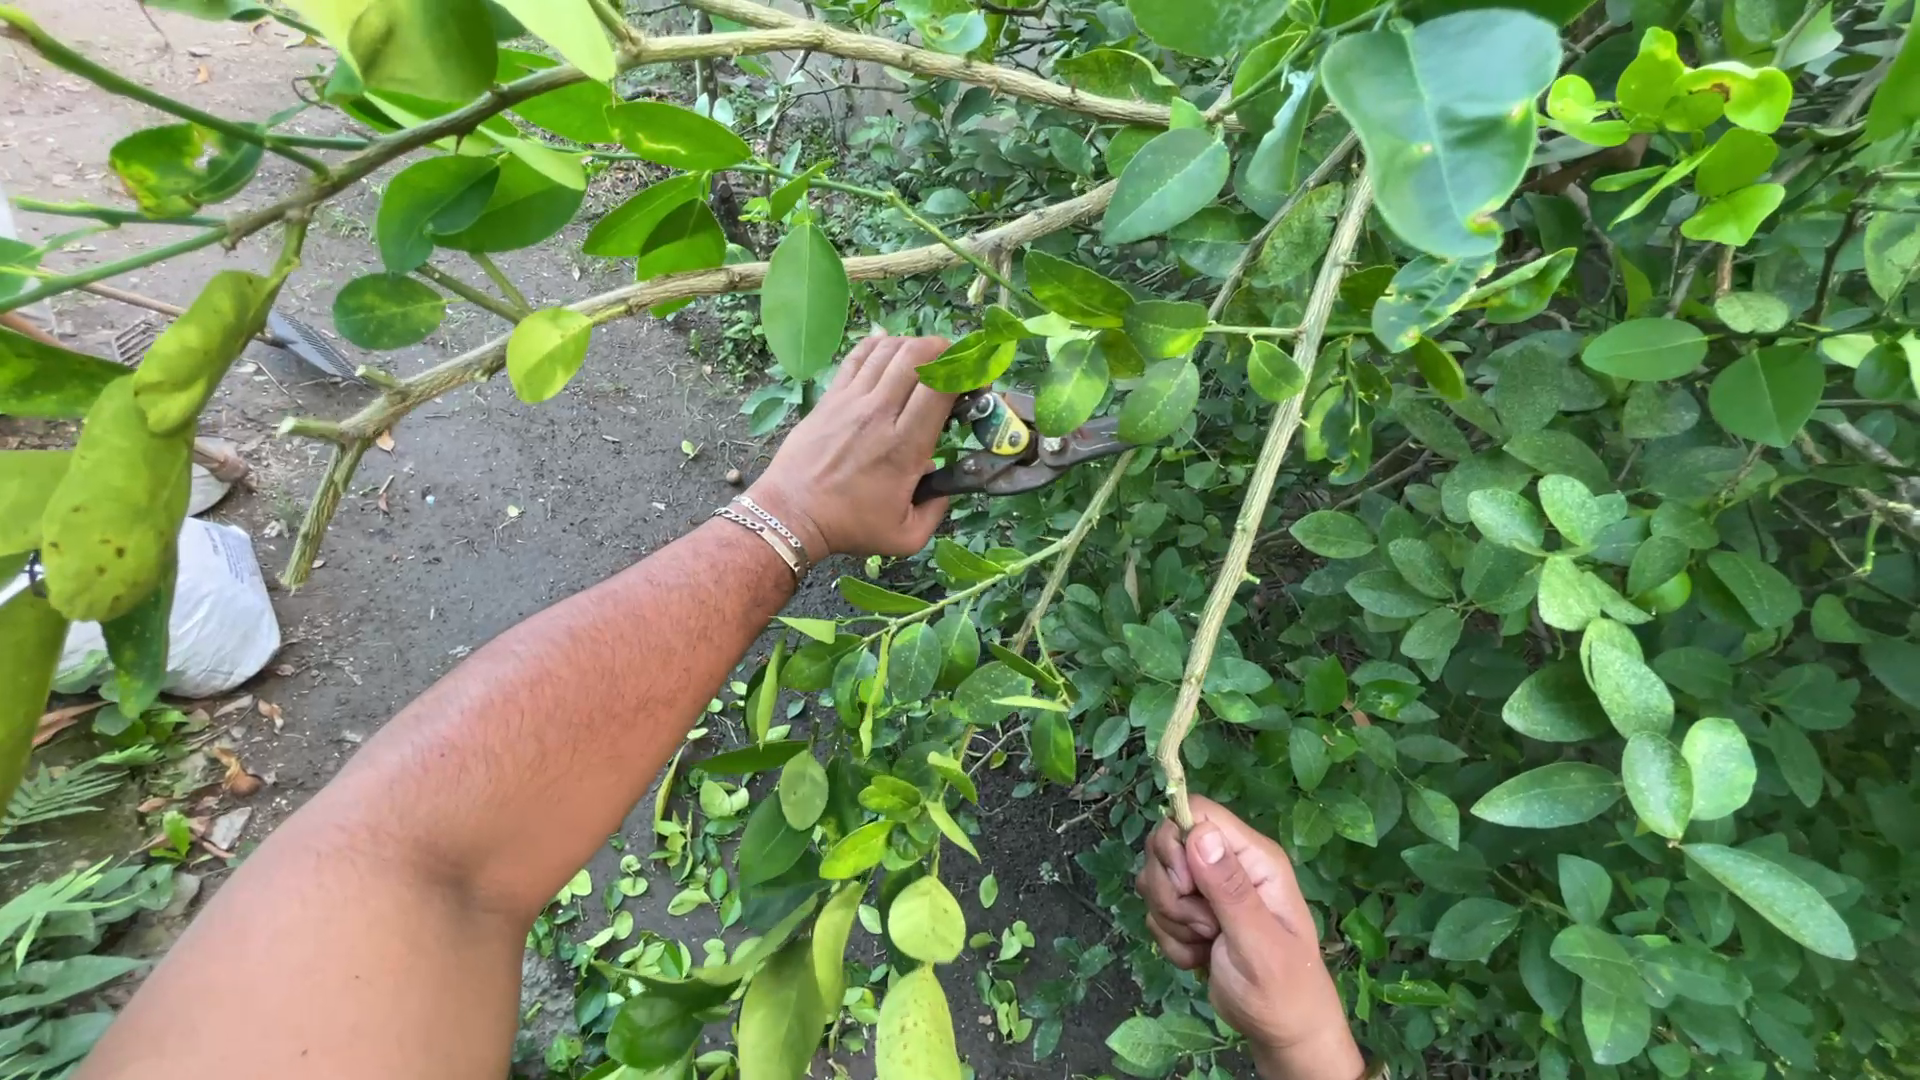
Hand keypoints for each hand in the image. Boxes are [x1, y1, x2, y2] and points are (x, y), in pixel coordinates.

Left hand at [746, 335, 955, 559]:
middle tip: (957, 363)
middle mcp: (880, 413)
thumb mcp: (907, 536)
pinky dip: (880, 345)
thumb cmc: (850, 526)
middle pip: (917, 356)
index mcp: (906, 446)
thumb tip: (943, 484)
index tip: (978, 381)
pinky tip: (891, 349)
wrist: (792, 515)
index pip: (941, 386)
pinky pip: (859, 356)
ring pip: (889, 350)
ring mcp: (852, 400)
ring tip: (927, 360)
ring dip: (915, 346)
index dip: (967, 372)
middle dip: (946, 350)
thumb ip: (937, 510)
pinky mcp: (831, 397)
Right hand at [1137, 796, 1364, 1079]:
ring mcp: (1207, 886)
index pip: (1197, 811)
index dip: (1177, 842)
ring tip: (1205, 944)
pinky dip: (1169, 937)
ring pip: (1156, 877)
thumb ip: (1230, 889)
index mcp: (1253, 857)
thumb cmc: (1285, 992)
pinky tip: (1197, 957)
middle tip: (1202, 926)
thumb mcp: (1260, 944)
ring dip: (1170, 918)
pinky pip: (1155, 907)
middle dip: (1170, 889)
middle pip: (1166, 842)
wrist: (1283, 1036)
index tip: (1184, 884)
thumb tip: (1198, 832)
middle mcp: (1228, 862)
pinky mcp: (1190, 910)